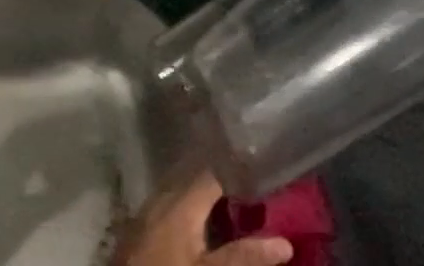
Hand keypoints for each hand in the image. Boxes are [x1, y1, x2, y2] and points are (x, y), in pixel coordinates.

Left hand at [111, 168, 292, 265]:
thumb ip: (243, 257)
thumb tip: (285, 243)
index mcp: (181, 202)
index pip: (214, 171)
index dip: (238, 168)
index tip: (261, 167)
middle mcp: (163, 197)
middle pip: (196, 177)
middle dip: (222, 179)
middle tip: (251, 187)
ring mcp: (147, 210)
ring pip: (181, 190)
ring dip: (203, 193)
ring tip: (230, 203)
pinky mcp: (138, 226)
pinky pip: (168, 203)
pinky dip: (187, 206)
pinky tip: (198, 222)